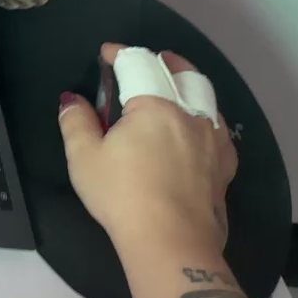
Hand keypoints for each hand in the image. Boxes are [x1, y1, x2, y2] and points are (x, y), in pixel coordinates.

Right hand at [58, 43, 237, 260]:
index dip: (119, 53)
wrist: (172, 244)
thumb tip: (73, 100)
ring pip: (208, 99)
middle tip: (145, 59)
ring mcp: (213, 144)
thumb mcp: (83, 155)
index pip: (139, 65)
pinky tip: (194, 125)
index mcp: (156, 107)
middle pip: (185, 75)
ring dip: (188, 85)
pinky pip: (218, 129)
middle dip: (163, 60)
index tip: (105, 53)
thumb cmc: (122, 194)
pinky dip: (204, 115)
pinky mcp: (224, 169)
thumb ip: (76, 120)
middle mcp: (191, 117)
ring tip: (172, 85)